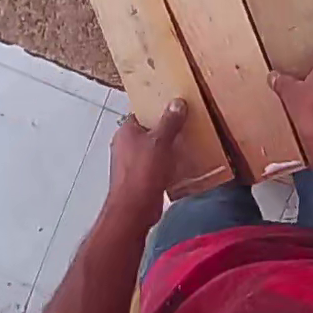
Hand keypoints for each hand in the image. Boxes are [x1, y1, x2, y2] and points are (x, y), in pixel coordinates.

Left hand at [105, 99, 188, 227]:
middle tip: (186, 121)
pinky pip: (156, 164)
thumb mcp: (161, 141)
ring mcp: (131, 163)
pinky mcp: (139, 178)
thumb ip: (170, 121)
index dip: (157, 107)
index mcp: (126, 132)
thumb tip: (177, 102)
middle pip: (149, 130)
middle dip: (166, 127)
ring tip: (188, 140)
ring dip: (168, 146)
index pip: (141, 112)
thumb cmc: (143, 173)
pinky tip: (182, 162)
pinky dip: (167, 162)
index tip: (175, 104)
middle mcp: (125, 145)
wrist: (135, 210)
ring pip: (153, 148)